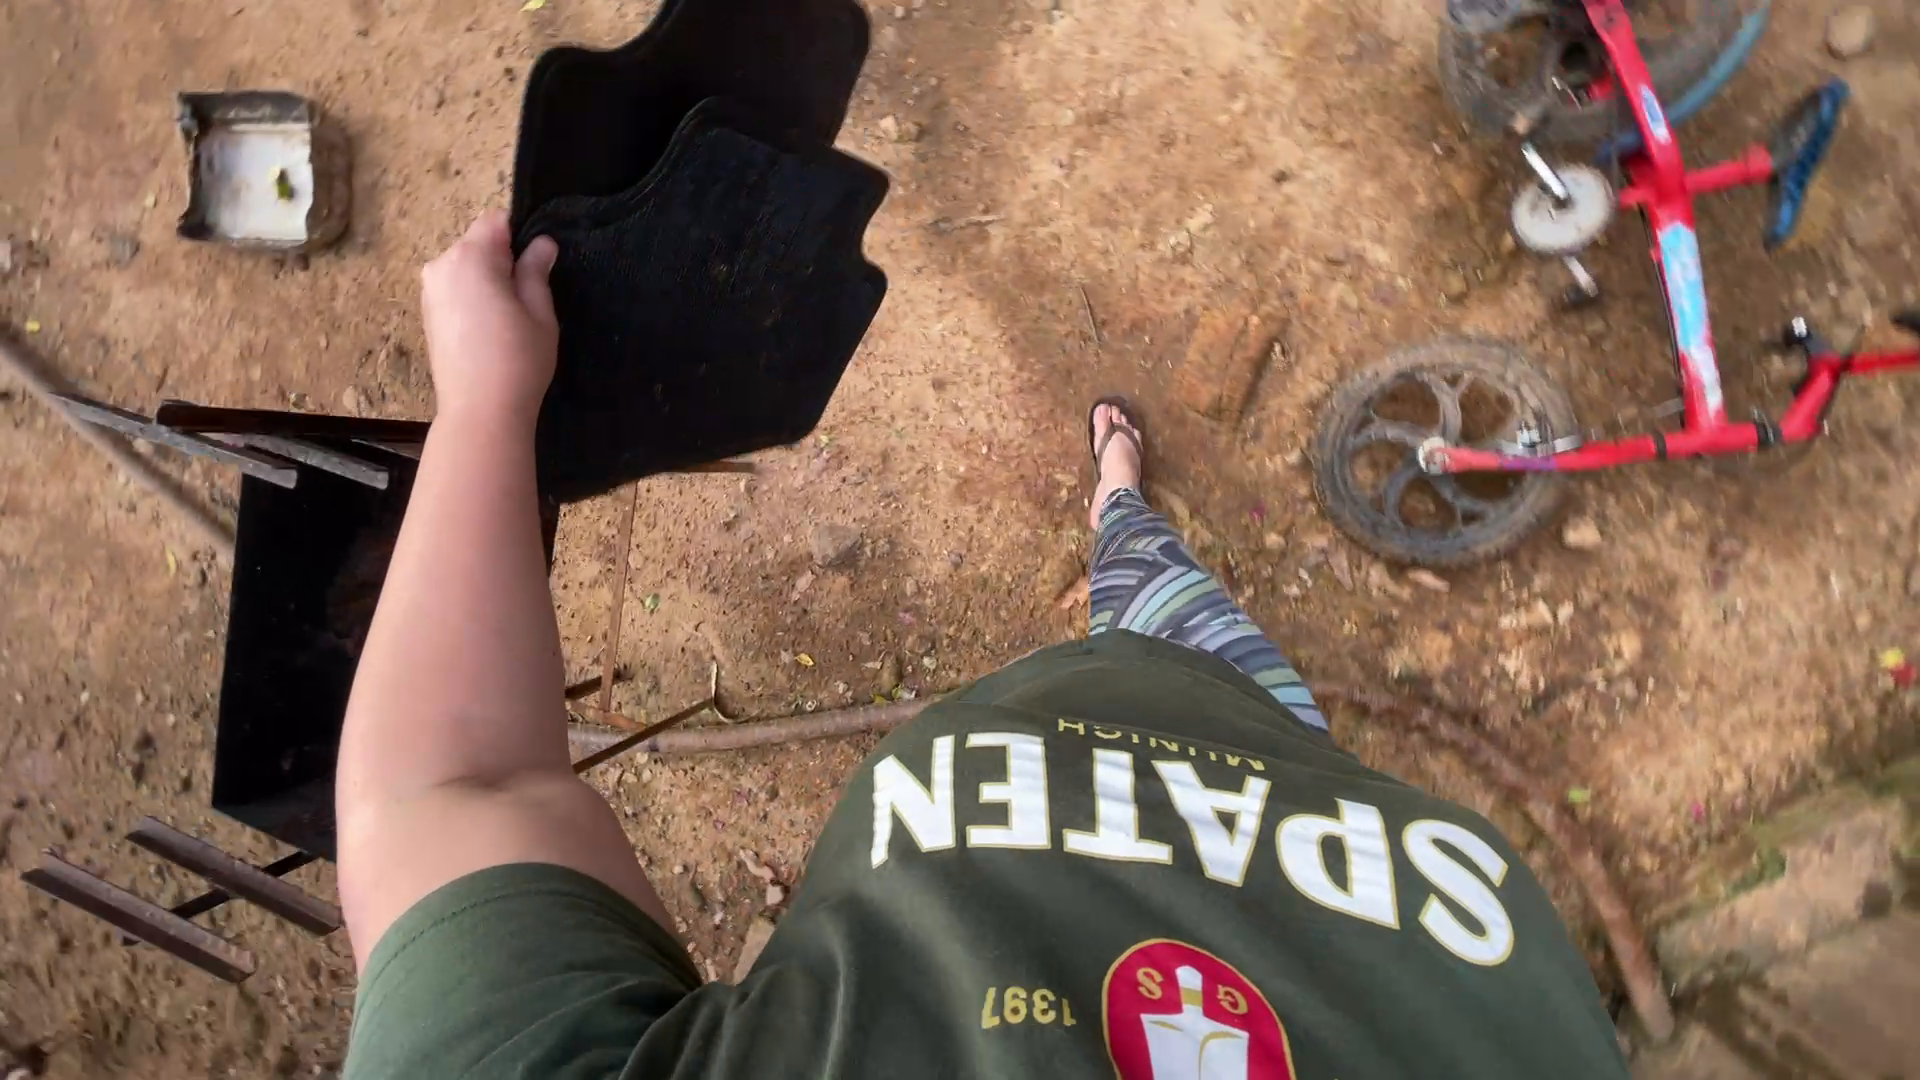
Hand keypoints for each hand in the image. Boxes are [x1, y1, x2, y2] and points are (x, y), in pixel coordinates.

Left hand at [421, 211, 559, 429]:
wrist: (481, 408)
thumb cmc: (519, 359)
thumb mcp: (540, 313)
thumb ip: (536, 272)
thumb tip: (542, 244)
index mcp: (471, 258)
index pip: (495, 221)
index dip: (521, 236)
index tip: (540, 264)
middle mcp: (441, 265)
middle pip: (478, 244)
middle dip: (504, 261)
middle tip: (531, 299)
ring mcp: (430, 289)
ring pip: (467, 268)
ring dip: (490, 282)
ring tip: (511, 320)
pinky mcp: (428, 312)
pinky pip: (456, 290)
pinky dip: (475, 299)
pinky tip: (492, 331)